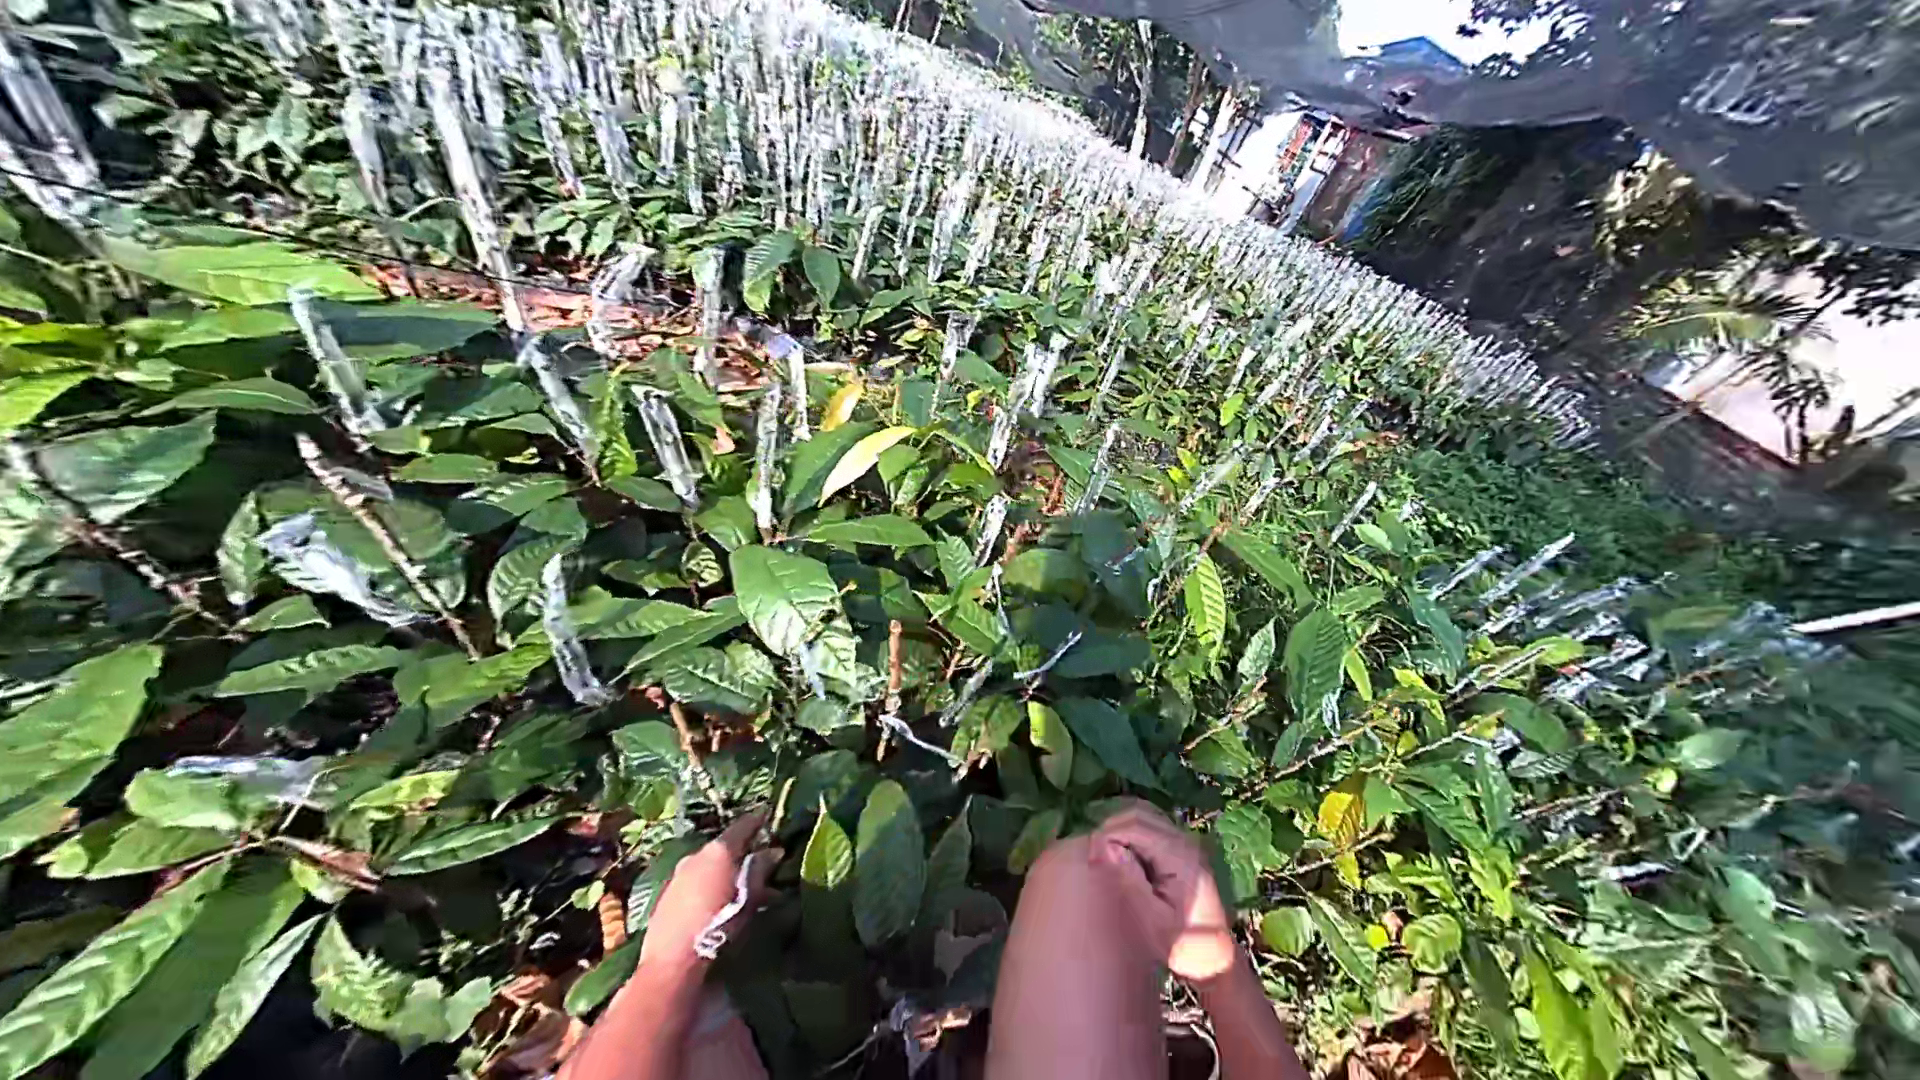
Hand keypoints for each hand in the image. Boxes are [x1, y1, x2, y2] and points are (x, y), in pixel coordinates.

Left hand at [638, 810, 781, 975]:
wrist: (671, 965)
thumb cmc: (719, 926)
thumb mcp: (749, 897)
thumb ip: (760, 870)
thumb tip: (773, 851)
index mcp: (719, 850)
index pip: (743, 825)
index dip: (758, 820)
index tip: (768, 815)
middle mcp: (696, 854)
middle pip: (725, 846)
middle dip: (743, 852)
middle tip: (761, 862)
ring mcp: (678, 874)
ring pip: (709, 864)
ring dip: (725, 870)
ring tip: (741, 888)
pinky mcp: (666, 895)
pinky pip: (695, 880)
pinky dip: (709, 883)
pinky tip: (717, 901)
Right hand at [1089, 801, 1237, 983]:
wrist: (1217, 960)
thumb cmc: (1185, 947)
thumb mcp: (1154, 921)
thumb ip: (1130, 881)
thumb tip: (1103, 846)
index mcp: (1181, 856)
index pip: (1136, 825)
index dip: (1108, 834)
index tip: (1090, 856)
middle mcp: (1185, 840)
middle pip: (1139, 814)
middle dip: (1111, 828)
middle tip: (1093, 854)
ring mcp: (1185, 841)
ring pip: (1142, 815)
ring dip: (1119, 829)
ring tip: (1103, 853)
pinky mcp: (1180, 847)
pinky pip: (1148, 826)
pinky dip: (1129, 833)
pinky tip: (1119, 854)